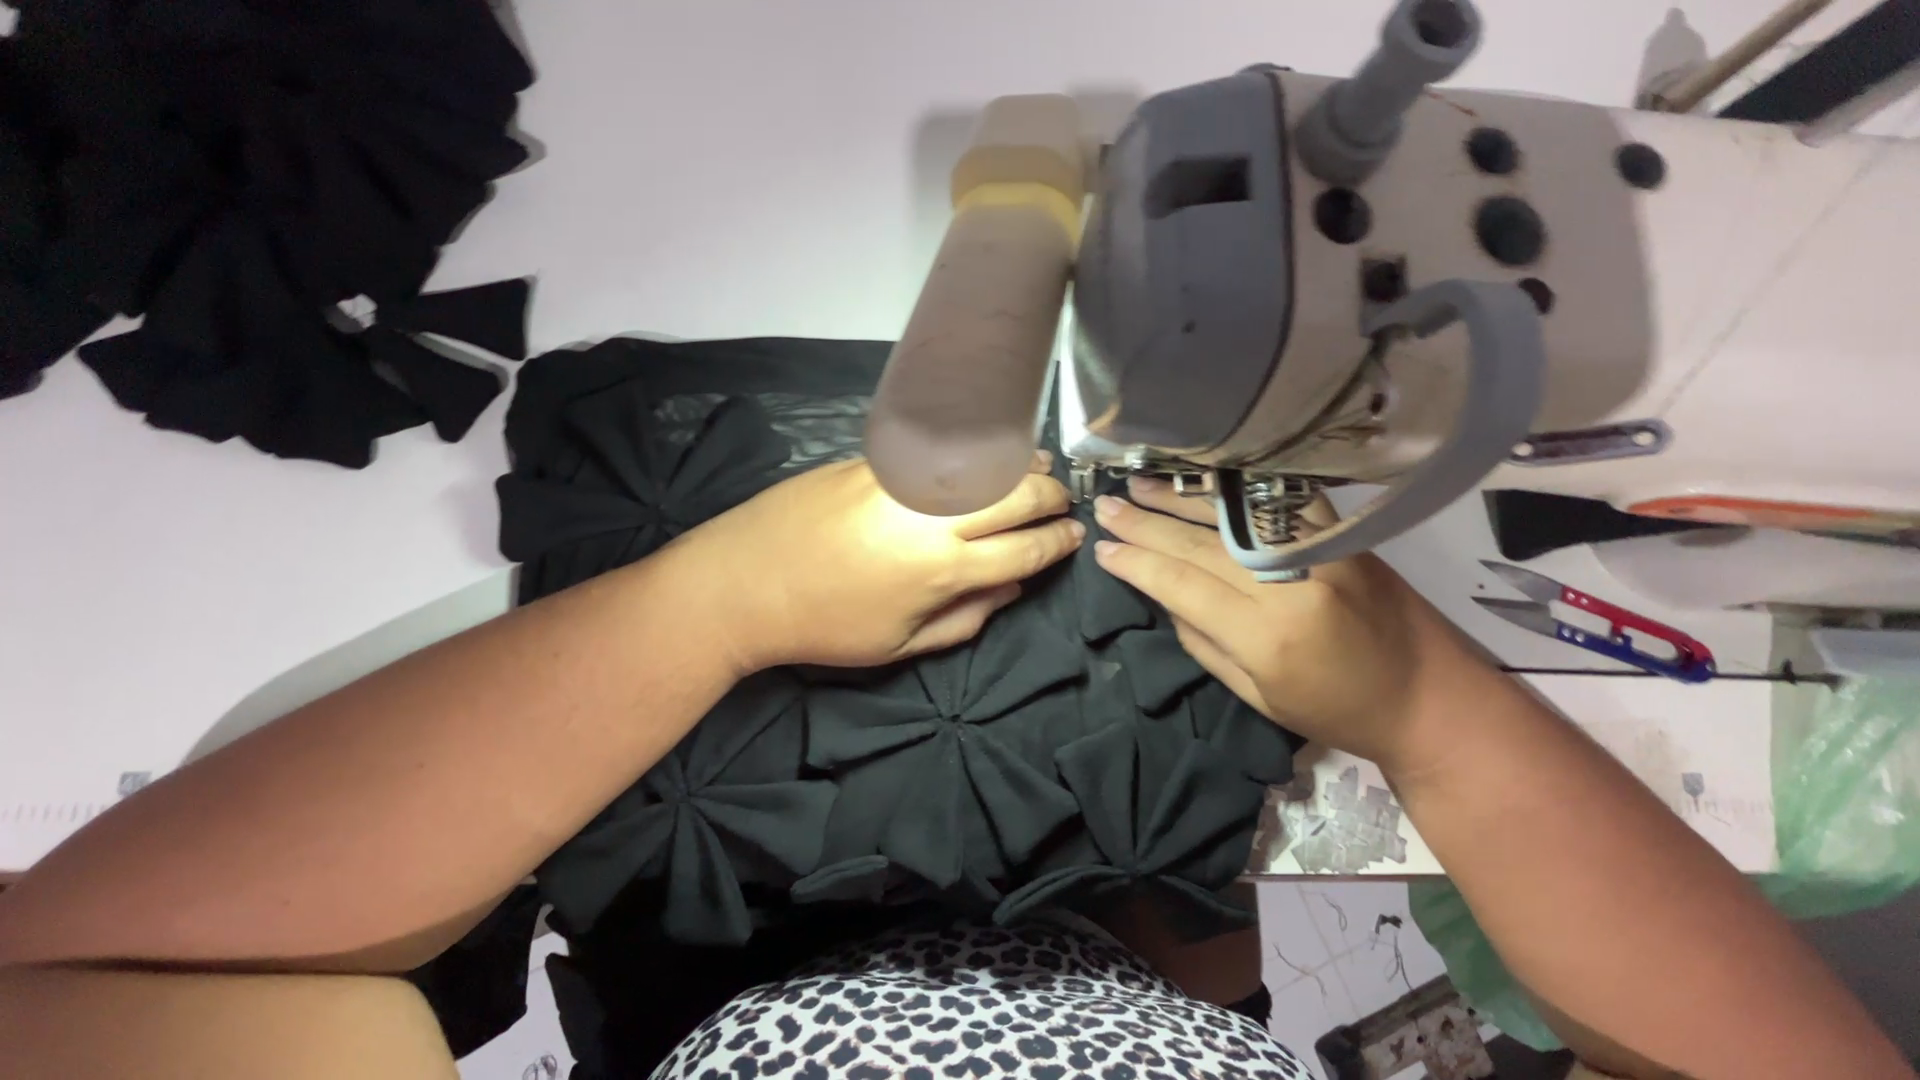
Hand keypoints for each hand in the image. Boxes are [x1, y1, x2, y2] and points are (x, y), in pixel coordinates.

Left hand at [669, 454, 1083, 671]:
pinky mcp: (881, 460)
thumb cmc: (825, 626)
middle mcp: (935, 516)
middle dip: (1053, 499)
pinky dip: (980, 452)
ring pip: (988, 463)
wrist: (745, 580)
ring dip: (1025, 467)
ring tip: (1039, 473)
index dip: (1059, 543)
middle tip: (1063, 505)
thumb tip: (1012, 588)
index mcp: (944, 571)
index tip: (1075, 536)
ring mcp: (908, 480)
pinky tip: (988, 457)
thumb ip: (965, 618)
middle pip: (1019, 496)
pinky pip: (946, 449)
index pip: (1026, 550)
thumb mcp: (899, 645)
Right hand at [1091, 477, 1484, 772]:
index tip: (1101, 549)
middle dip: (1145, 524)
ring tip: (1136, 486)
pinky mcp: (1337, 536)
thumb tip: (1166, 597)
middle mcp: (1288, 582)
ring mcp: (1316, 551)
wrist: (1429, 696)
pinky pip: (1273, 504)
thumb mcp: (1258, 697)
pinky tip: (1201, 478)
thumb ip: (1204, 644)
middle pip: (1198, 544)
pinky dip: (1232, 491)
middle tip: (1104, 507)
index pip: (1181, 584)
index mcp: (1266, 633)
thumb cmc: (1337, 711)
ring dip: (1178, 500)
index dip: (1136, 564)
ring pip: (1230, 518)